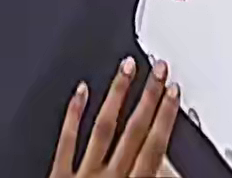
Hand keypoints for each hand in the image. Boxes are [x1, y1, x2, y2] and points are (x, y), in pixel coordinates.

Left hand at [50, 57, 179, 177]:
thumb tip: (170, 168)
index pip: (154, 148)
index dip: (166, 117)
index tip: (173, 91)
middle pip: (133, 130)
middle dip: (149, 96)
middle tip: (158, 67)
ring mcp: (83, 175)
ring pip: (104, 125)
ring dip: (117, 94)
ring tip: (127, 66)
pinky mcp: (59, 176)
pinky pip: (66, 141)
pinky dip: (74, 113)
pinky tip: (81, 89)